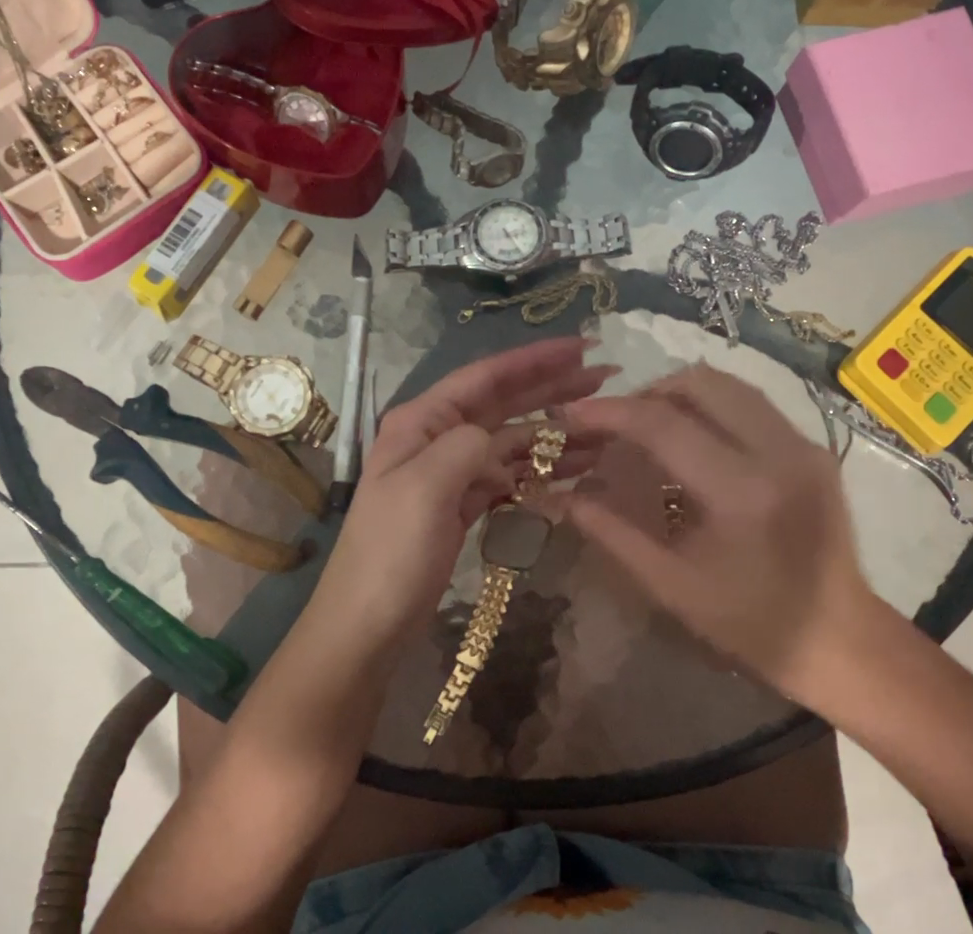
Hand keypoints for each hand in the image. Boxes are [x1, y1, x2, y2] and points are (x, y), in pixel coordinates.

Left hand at [312, 338, 614, 646]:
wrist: (366, 625)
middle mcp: (435, 439)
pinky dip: (541, 472)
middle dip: (552, 390)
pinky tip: (575, 471)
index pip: (484, 377)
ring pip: (511, 442)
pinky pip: (509, 477)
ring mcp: (448, 474)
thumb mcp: (424, 489)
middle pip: (502, 403)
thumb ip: (466, 446)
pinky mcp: (461, 507)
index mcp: (420, 422)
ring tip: (605, 432)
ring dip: (555, 435)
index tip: (581, 347)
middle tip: (606, 379)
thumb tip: (500, 436)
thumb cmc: (390, 554)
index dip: (534, 361)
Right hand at [562, 364, 872, 697]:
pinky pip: (751, 403)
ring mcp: (803, 445)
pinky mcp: (813, 448)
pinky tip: (688, 440)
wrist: (839, 641)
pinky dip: (709, 407)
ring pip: (728, 384)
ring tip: (646, 428)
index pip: (663, 425)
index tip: (569, 415)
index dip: (608, 413)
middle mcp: (779, 452)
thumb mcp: (670, 585)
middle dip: (644, 395)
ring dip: (678, 395)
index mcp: (742, 493)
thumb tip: (560, 496)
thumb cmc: (750, 624)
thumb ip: (612, 532)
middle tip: (612, 425)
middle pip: (699, 384)